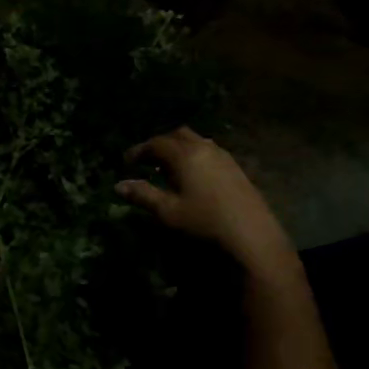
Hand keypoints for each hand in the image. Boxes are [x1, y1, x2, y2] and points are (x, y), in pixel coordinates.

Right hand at [116, 127, 293, 273]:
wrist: (250, 234)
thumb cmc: (204, 221)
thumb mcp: (168, 211)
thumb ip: (143, 195)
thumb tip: (118, 185)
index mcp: (185, 155)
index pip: (157, 143)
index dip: (139, 150)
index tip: (126, 162)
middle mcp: (204, 148)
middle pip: (178, 135)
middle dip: (160, 144)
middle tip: (147, 161)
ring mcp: (223, 156)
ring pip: (196, 141)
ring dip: (179, 148)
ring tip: (168, 168)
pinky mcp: (235, 167)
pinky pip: (209, 151)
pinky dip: (194, 155)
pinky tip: (192, 175)